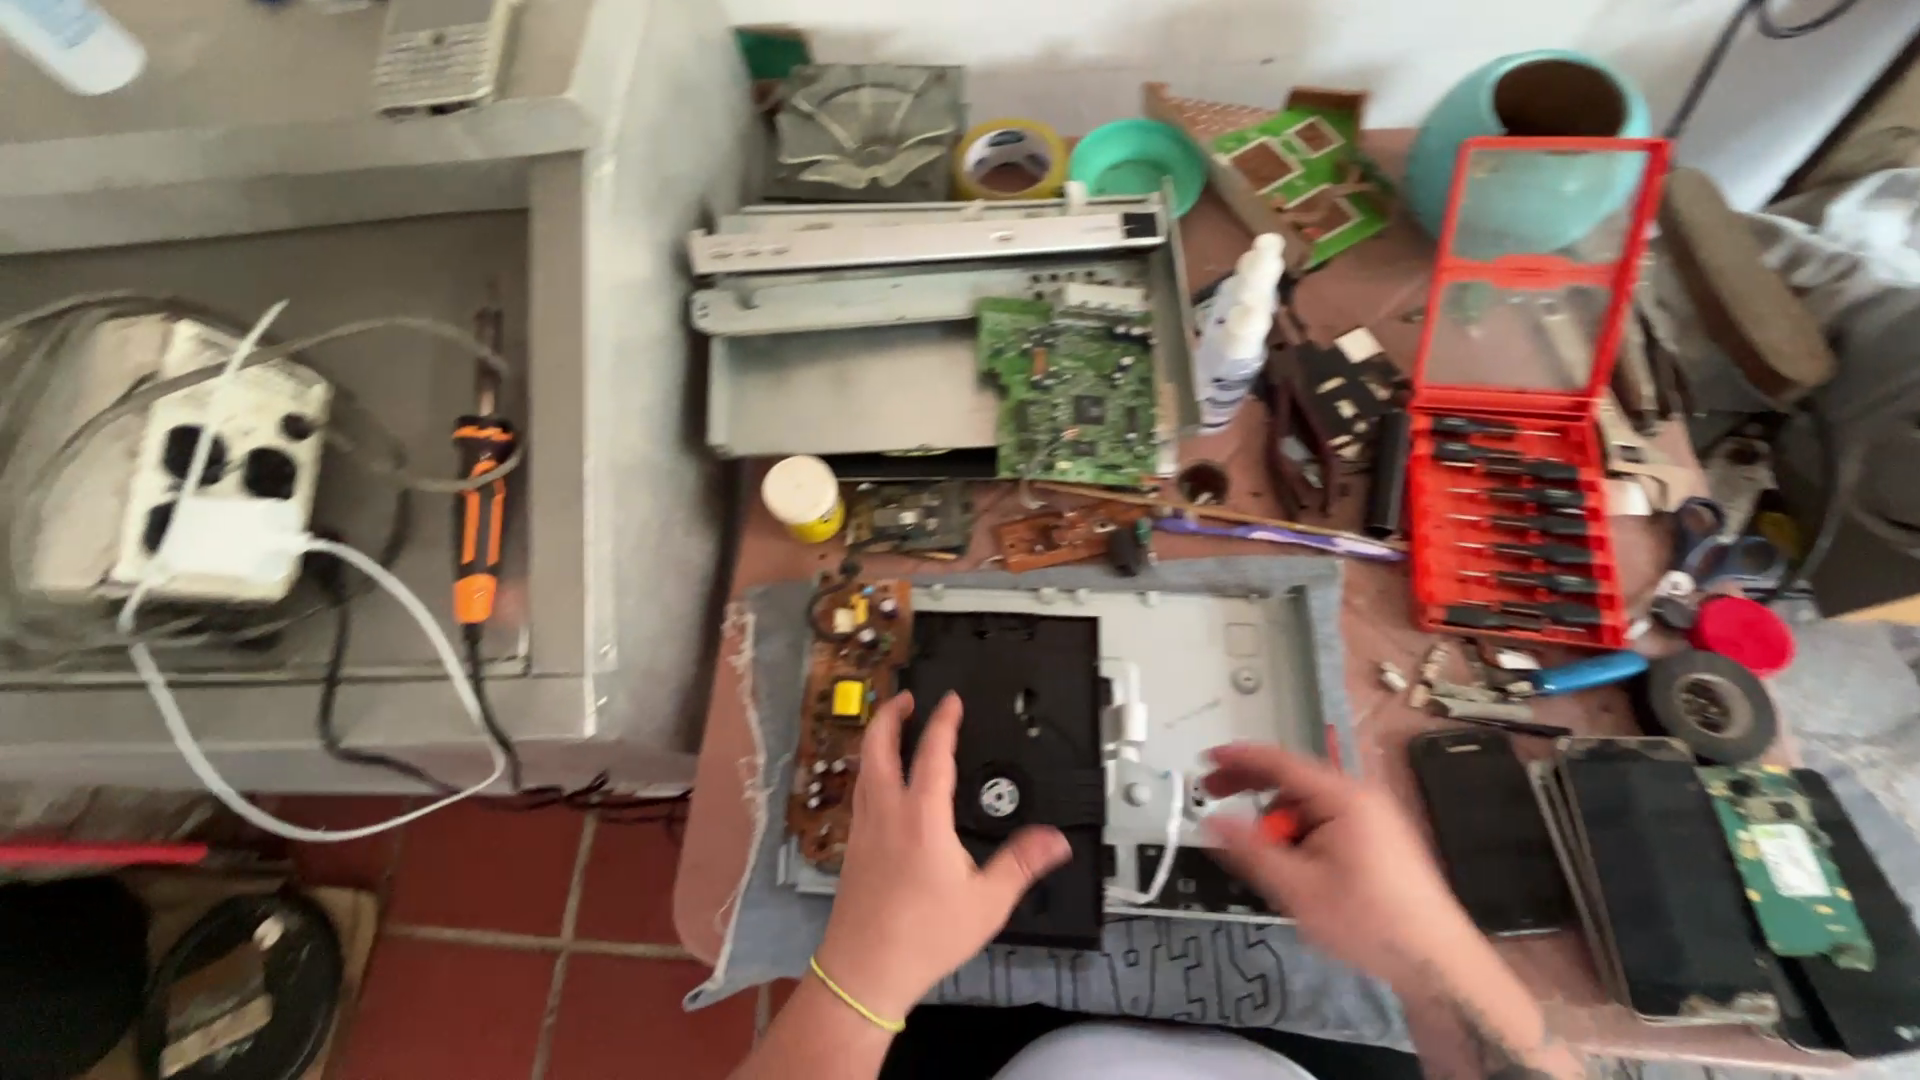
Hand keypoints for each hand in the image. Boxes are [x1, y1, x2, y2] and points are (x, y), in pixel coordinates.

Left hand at [814, 691, 1071, 1018]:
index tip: (951, 700)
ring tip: (893, 729)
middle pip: (878, 745)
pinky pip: (859, 790)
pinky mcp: (853, 845)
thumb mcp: (986, 902)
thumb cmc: (924, 936)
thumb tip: (1056, 840)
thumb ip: (1022, 863)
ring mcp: (864, 827)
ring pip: (863, 766)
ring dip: (877, 738)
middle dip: (890, 715)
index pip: (932, 752)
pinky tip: (880, 782)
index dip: (943, 720)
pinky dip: (869, 768)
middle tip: (906, 698)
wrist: (864, 970)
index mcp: (922, 817)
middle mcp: (887, 812)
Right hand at [1201, 742, 1477, 987]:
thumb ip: (1249, 849)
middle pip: (1292, 779)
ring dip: (1276, 821)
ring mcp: (1373, 817)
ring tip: (1262, 854)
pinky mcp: (1378, 839)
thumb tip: (1211, 823)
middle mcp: (1360, 797)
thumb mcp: (1297, 887)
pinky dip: (1299, 833)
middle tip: (1214, 795)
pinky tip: (1291, 864)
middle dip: (1250, 788)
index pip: (1279, 761)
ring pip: (1306, 805)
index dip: (1238, 757)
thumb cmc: (1370, 922)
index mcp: (1343, 797)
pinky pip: (1324, 821)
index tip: (1207, 757)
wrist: (1438, 964)